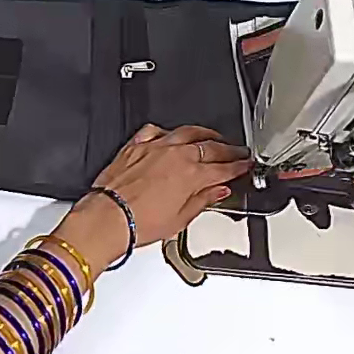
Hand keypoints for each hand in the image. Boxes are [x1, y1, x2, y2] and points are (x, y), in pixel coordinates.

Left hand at [54, 124, 251, 270]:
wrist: (108, 217)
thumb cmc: (139, 222)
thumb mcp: (181, 219)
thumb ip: (203, 200)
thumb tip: (217, 191)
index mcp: (192, 175)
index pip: (224, 168)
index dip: (238, 166)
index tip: (245, 165)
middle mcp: (176, 156)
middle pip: (211, 147)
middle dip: (228, 150)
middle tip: (237, 152)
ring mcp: (156, 148)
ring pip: (187, 132)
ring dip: (204, 134)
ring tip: (212, 137)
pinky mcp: (136, 146)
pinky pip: (156, 131)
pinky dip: (167, 132)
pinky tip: (171, 135)